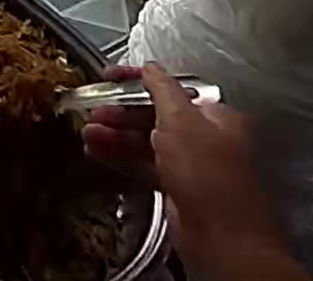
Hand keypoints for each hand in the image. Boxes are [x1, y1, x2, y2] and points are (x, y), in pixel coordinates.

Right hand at [82, 64, 298, 276]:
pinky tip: (97, 152)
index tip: (110, 76)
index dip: (138, 79)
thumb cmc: (208, 175)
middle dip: (121, 112)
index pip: (170, 88)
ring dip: (116, 135)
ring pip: (146, 142)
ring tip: (88, 132)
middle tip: (95, 109)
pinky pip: (144, 166)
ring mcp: (190, 166)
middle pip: (154, 115)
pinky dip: (121, 157)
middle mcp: (204, 138)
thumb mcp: (181, 120)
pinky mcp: (177, 191)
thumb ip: (162, 89)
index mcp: (213, 116)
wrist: (225, 245)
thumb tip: (150, 67)